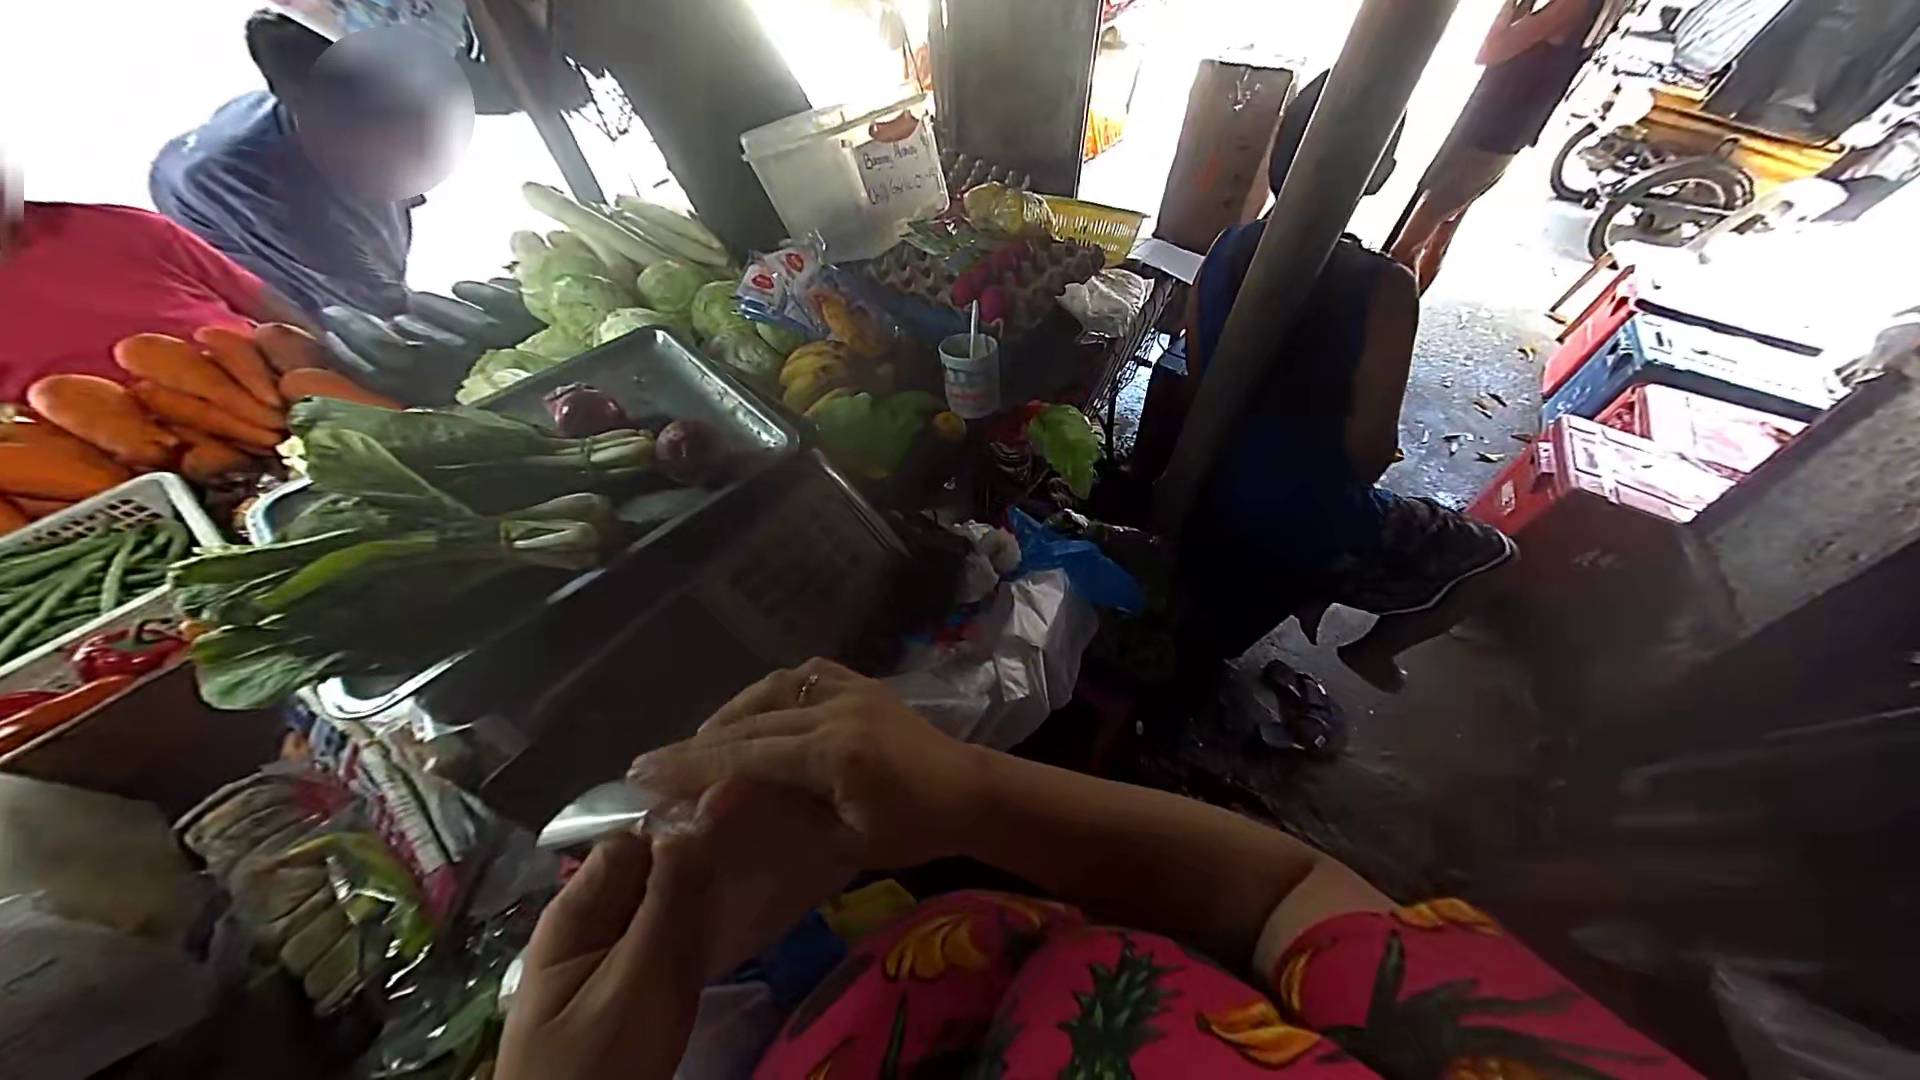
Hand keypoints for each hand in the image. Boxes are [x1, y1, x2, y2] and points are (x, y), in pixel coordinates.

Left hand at [497, 780, 858, 1079]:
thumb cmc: (599, 1072)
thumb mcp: (638, 982)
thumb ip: (669, 901)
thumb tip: (696, 819)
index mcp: (576, 913)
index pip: (631, 842)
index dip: (678, 834)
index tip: (731, 834)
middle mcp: (591, 923)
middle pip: (649, 867)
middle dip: (696, 863)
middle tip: (750, 864)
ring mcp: (612, 954)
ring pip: (664, 900)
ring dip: (702, 895)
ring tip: (748, 889)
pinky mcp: (633, 981)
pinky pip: (670, 934)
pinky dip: (699, 926)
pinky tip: (731, 929)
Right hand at [629, 658, 987, 870]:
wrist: (969, 789)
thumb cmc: (915, 828)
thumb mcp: (848, 841)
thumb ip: (787, 814)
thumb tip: (728, 800)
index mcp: (835, 752)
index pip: (748, 755)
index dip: (693, 765)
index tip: (644, 772)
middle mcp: (837, 708)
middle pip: (754, 721)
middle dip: (699, 742)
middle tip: (655, 758)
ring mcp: (852, 688)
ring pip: (774, 688)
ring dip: (733, 710)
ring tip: (703, 737)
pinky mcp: (863, 682)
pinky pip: (807, 673)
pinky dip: (774, 689)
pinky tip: (759, 705)